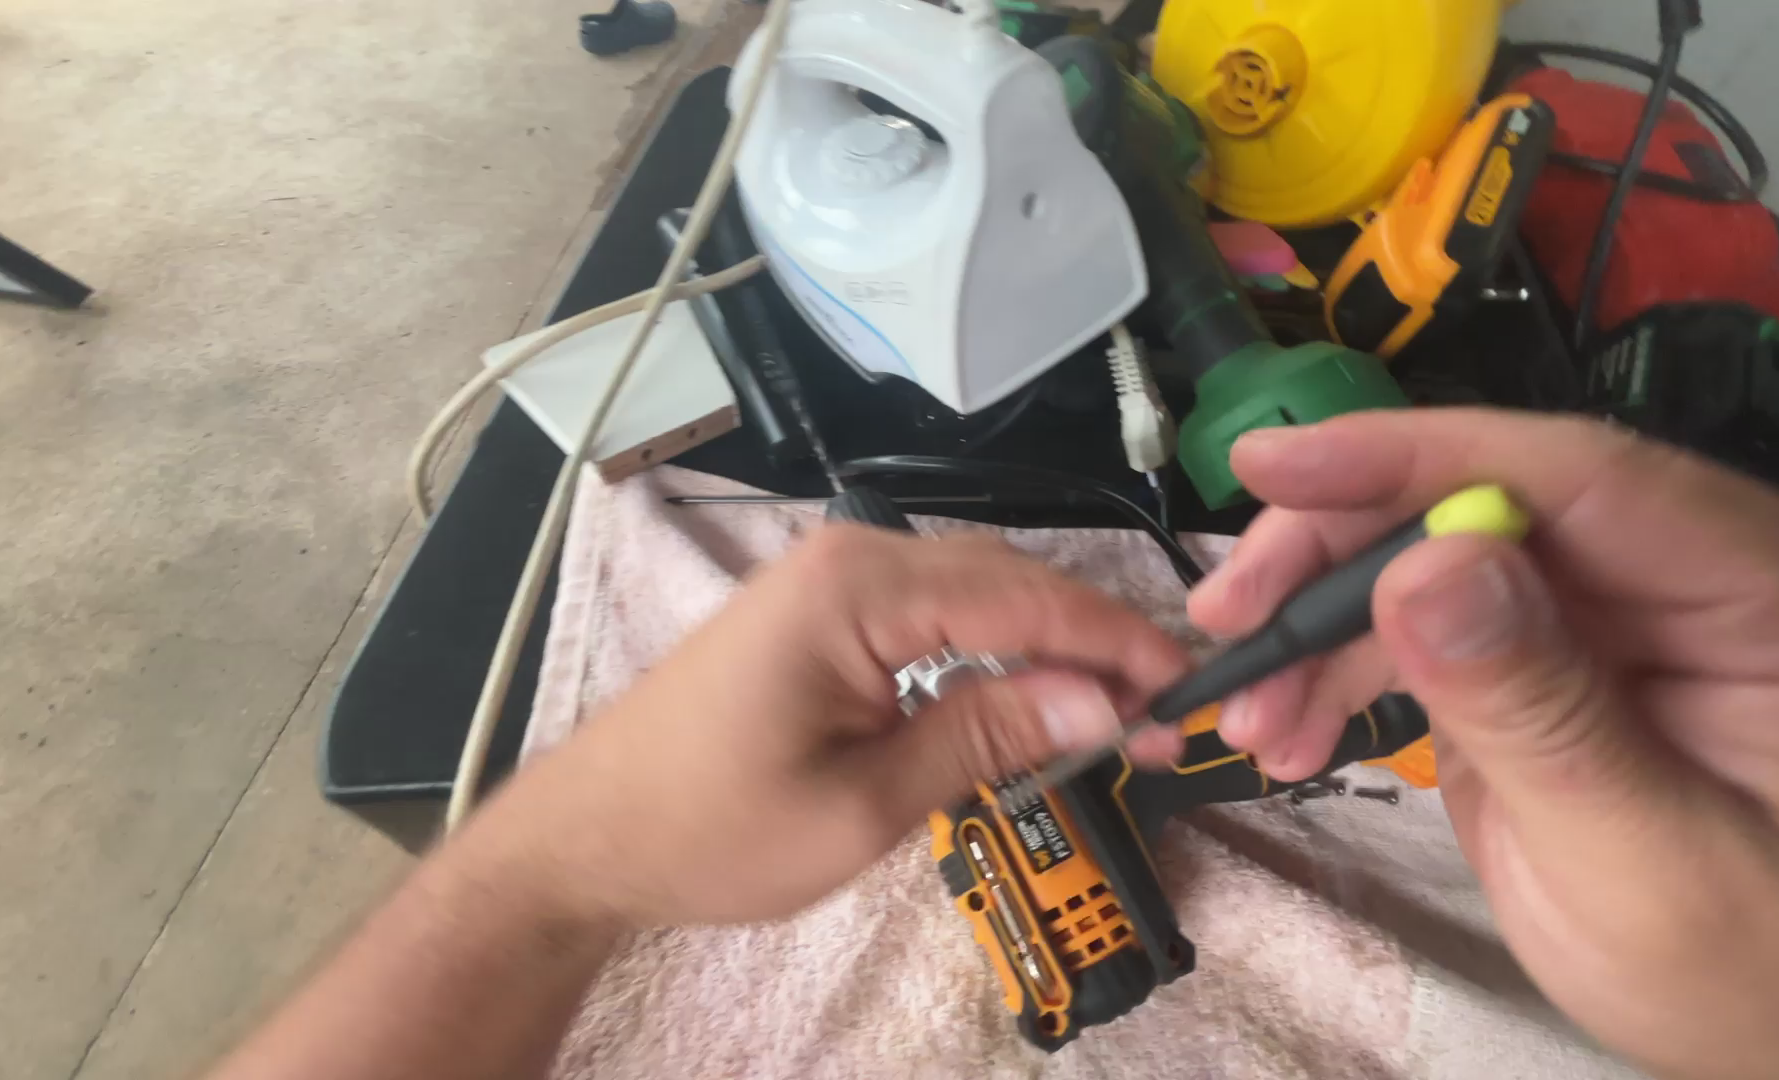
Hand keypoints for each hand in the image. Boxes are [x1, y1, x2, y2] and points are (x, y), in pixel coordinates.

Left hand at [484, 526, 1189, 929]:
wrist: (594, 830)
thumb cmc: (714, 828)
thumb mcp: (864, 803)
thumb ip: (985, 735)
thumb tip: (1098, 700)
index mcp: (858, 586)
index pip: (1022, 595)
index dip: (1113, 639)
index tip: (1184, 685)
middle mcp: (851, 556)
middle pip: (1003, 579)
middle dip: (1086, 641)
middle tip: (1155, 713)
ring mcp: (832, 575)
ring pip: (973, 591)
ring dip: (1041, 643)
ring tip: (1102, 707)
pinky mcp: (823, 606)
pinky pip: (931, 609)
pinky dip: (987, 646)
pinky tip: (1020, 687)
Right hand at [1188, 408, 1778, 1078]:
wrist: (1778, 1035)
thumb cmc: (1769, 987)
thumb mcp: (1651, 871)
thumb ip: (1541, 714)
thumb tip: (1423, 569)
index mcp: (1770, 599)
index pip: (1576, 476)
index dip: (1406, 456)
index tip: (1266, 465)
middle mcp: (1663, 578)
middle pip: (1454, 506)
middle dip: (1317, 558)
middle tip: (1222, 616)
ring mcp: (1575, 615)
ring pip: (1398, 567)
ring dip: (1302, 635)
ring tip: (1244, 718)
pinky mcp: (1507, 654)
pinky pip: (1390, 632)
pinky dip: (1320, 678)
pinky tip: (1283, 735)